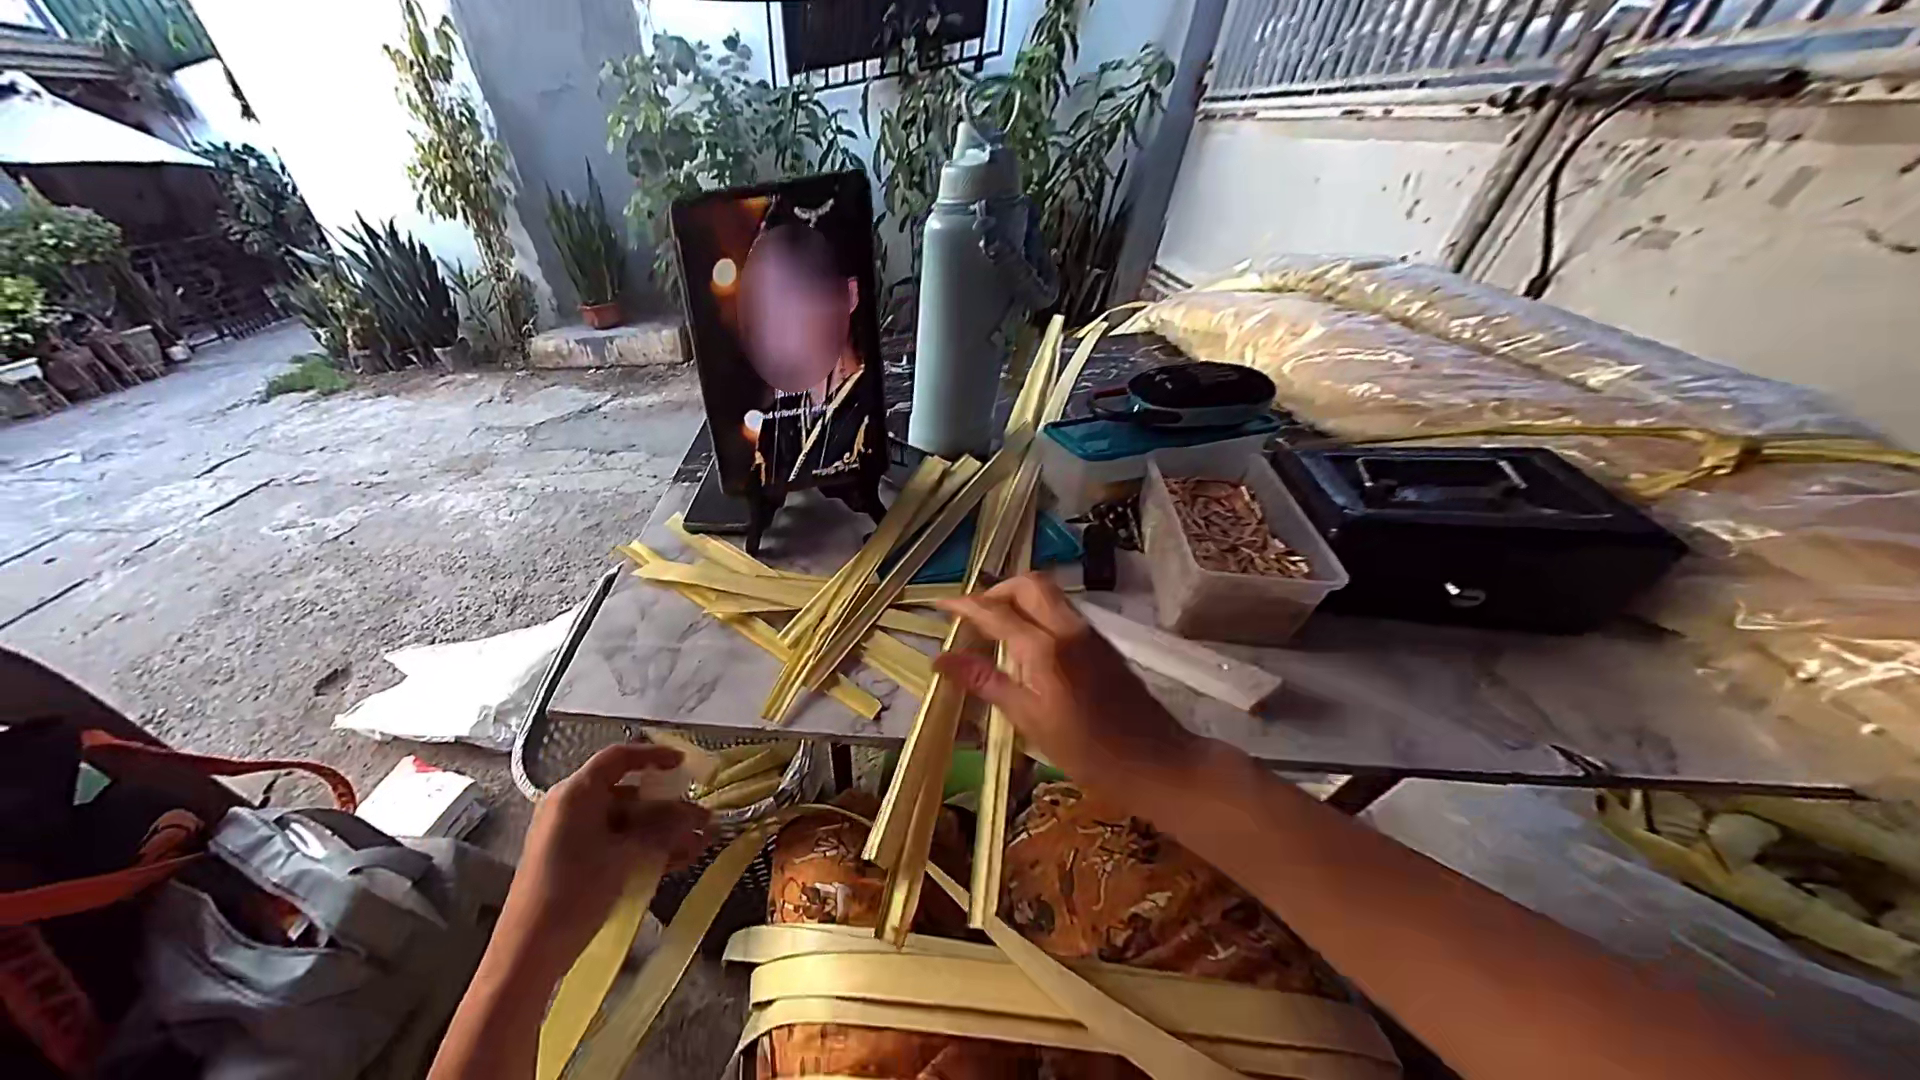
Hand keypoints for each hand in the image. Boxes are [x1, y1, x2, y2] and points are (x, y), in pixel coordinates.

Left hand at [494, 743, 708, 980]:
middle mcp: (573, 807)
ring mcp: (575, 835)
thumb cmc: (574, 892)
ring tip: (702, 840)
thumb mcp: (626, 855)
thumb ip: (663, 829)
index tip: (684, 763)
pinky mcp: (579, 861)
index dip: (654, 756)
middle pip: (630, 793)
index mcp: (575, 794)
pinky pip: (621, 843)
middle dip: (670, 807)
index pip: (618, 759)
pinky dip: (649, 848)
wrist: (529, 954)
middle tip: (702, 817)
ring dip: (666, 830)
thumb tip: (695, 815)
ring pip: (630, 822)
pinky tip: (683, 858)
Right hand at [935, 574, 1201, 788]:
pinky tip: (1025, 643)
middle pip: (1027, 583)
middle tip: (973, 615)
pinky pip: (1061, 610)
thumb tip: (941, 659)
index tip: (940, 604)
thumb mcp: (1029, 721)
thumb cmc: (1087, 752)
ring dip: (1017, 598)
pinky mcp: (1101, 641)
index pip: (995, 612)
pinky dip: (1036, 612)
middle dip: (996, 590)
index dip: (964, 605)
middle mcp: (1068, 628)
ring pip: (1048, 593)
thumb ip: (986, 683)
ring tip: (993, 627)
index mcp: (1046, 648)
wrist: (1156, 761)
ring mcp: (1089, 631)